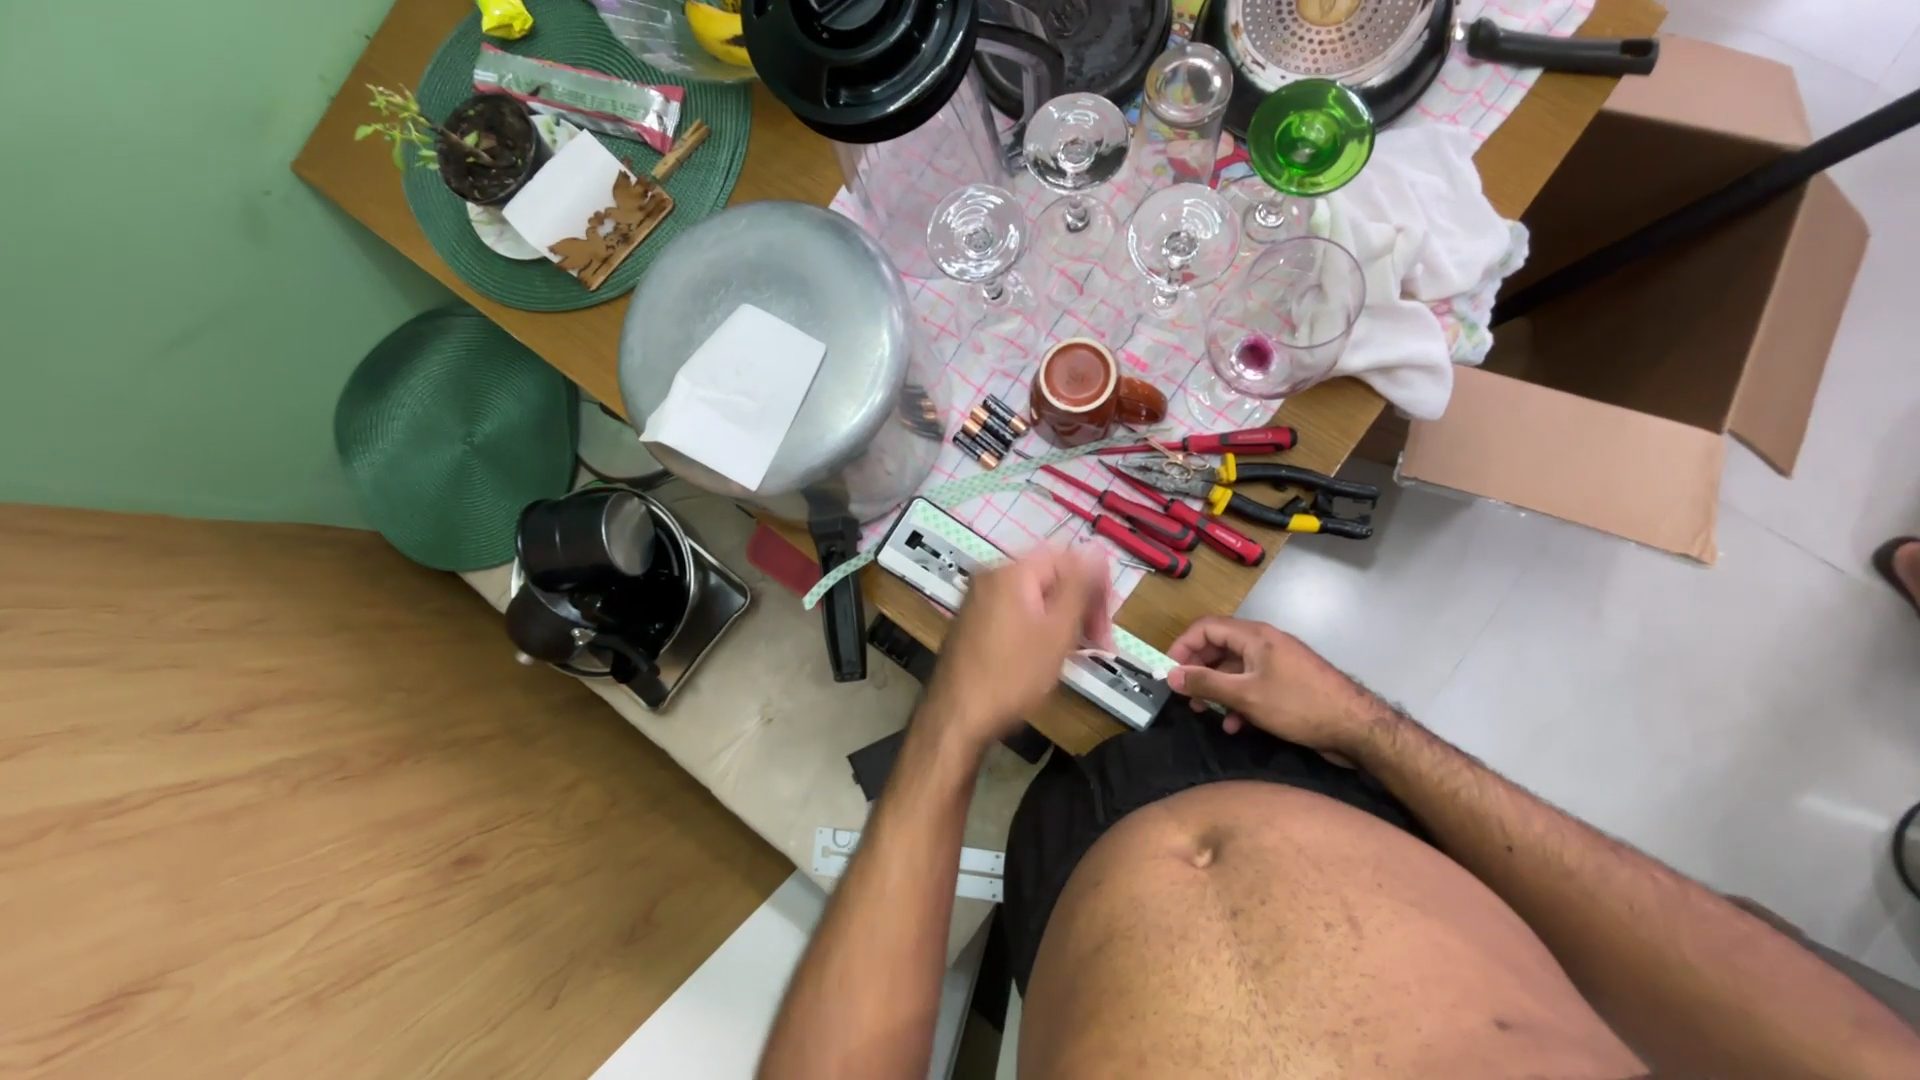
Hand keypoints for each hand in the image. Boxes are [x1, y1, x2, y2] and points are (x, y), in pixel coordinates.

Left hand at [921, 546, 1112, 753]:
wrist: (956, 718)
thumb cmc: (1012, 675)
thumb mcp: (1057, 631)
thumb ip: (1080, 586)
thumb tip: (1097, 550)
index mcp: (1011, 571)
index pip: (1068, 559)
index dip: (1095, 589)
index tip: (1106, 628)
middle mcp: (990, 577)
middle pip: (1050, 577)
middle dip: (1080, 608)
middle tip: (1099, 647)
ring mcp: (977, 600)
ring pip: (1034, 598)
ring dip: (1062, 621)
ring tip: (1076, 655)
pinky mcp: (972, 623)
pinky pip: (1015, 613)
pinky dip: (1037, 629)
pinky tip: (1046, 657)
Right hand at [1166, 616, 1391, 757]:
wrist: (1357, 728)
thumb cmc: (1298, 705)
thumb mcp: (1245, 696)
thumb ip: (1206, 683)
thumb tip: (1172, 674)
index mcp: (1254, 636)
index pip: (1206, 627)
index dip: (1182, 646)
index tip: (1169, 672)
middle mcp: (1265, 643)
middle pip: (1219, 647)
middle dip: (1198, 671)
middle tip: (1184, 695)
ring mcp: (1278, 663)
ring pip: (1234, 669)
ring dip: (1217, 690)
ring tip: (1205, 713)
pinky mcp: (1287, 684)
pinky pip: (1252, 684)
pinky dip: (1238, 701)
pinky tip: (1235, 725)